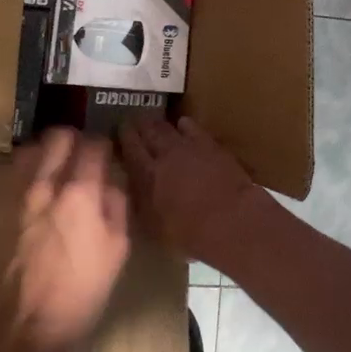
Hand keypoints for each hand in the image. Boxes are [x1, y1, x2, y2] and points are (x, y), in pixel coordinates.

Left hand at [4, 128, 130, 350]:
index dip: (103, 145)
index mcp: (80, 193)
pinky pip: (13, 174)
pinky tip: (35, 191)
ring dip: (46, 152)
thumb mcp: (117, 250)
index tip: (106, 154)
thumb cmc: (81, 291)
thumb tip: (110, 183)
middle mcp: (46, 184)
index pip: (93, 145)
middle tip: (81, 156)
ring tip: (55, 168)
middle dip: (74, 140)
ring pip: (31, 148)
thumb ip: (116, 206)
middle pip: (59, 136)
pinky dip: (26, 173)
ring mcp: (17, 194)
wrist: (28, 324)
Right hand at [119, 116, 278, 272]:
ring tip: (152, 119)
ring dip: (158, 122)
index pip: (131, 149)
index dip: (124, 136)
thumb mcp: (155, 228)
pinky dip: (185, 125)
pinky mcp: (209, 145)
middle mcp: (165, 155)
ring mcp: (188, 147)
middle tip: (132, 118)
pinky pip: (192, 128)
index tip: (119, 127)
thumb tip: (132, 192)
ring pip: (168, 127)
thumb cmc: (191, 233)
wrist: (231, 219)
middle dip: (138, 124)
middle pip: (148, 132)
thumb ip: (142, 205)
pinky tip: (183, 124)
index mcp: (148, 175)